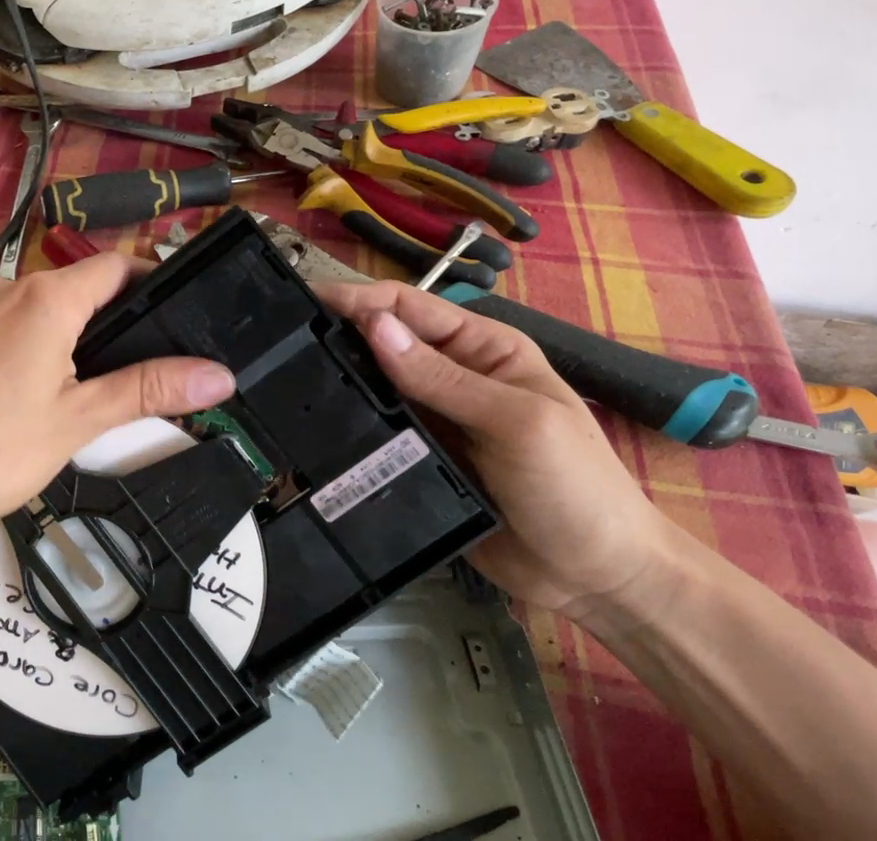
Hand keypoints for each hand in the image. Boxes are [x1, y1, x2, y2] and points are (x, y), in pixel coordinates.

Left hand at [0, 254, 235, 560]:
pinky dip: (16, 354)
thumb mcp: (77, 422)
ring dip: (58, 343)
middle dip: (103, 327)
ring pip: (29, 314)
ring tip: (68, 402)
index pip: (114, 266)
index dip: (150, 282)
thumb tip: (217, 375)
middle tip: (124, 379)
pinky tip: (10, 404)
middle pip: (72, 292)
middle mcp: (0, 290)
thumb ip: (147, 390)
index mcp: (43, 299)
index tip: (174, 312)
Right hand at [314, 281, 673, 617]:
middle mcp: (453, 376)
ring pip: (373, 388)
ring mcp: (434, 421)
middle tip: (279, 339)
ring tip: (281, 378)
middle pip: (384, 343)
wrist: (596, 576)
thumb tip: (373, 326)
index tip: (304, 302)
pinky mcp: (419, 461)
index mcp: (485, 349)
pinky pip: (375, 434)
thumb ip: (443, 378)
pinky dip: (348, 426)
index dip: (359, 300)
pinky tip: (312, 426)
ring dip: (338, 380)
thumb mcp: (517, 422)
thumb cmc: (575, 487)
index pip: (410, 308)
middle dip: (339, 335)